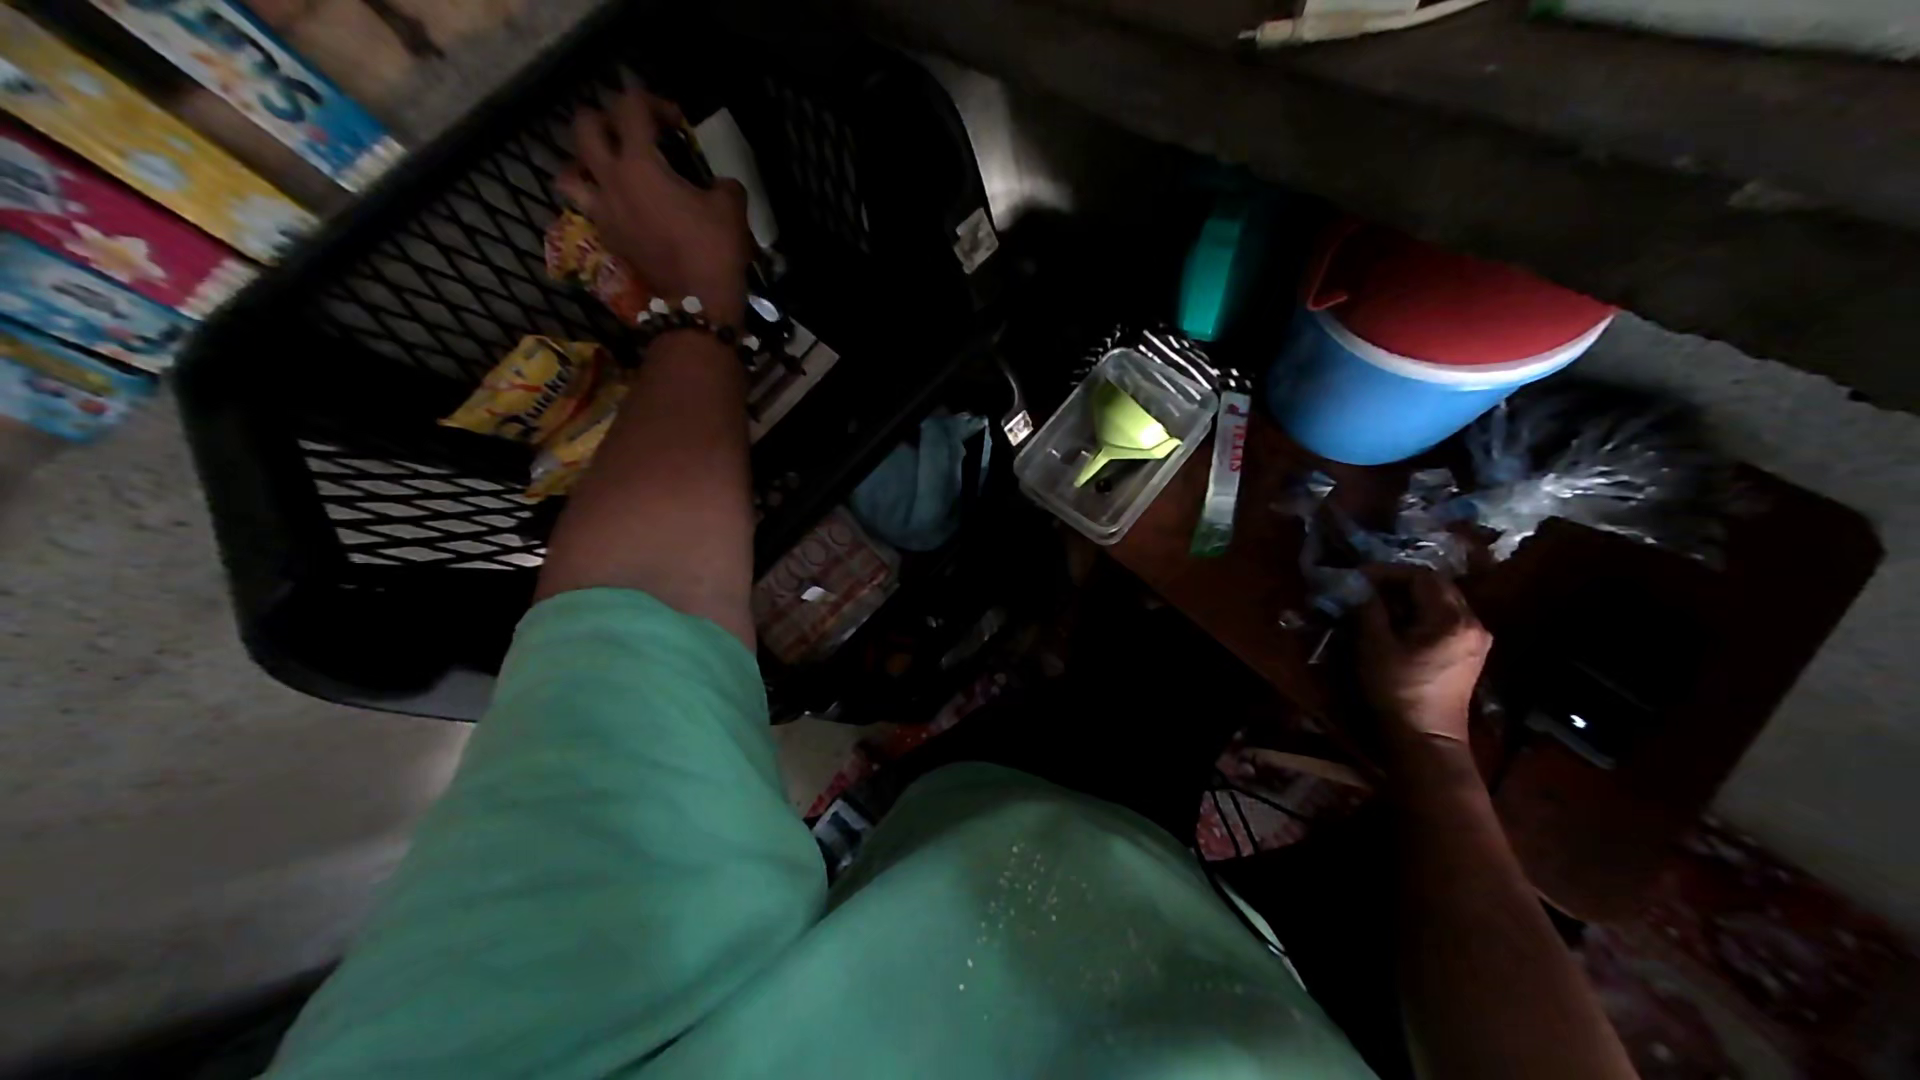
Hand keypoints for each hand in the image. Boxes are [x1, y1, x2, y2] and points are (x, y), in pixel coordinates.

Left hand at [557, 80, 752, 328]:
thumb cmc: (714, 249)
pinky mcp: (608, 238)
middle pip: (585, 128)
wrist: (698, 302)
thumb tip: (717, 186)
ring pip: (568, 172)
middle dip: (608, 120)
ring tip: (607, 169)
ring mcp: (604, 212)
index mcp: (640, 164)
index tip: (676, 123)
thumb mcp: (732, 207)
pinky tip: (619, 206)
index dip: (653, 103)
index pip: (631, 108)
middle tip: (634, 136)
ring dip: (584, 162)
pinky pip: (586, 208)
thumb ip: (721, 184)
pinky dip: (597, 200)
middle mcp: (611, 181)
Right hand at [1356, 566, 1491, 747]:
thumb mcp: (1374, 645)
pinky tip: (1400, 622)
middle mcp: (1473, 623)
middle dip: (1400, 581)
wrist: (1426, 736)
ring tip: (1380, 604)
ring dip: (1411, 597)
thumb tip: (1361, 586)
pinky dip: (1422, 612)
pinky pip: (1447, 618)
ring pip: (1443, 601)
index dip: (1387, 572)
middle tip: (1368, 587)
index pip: (1422, 576)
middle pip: (1437, 586)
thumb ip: (1370, 609)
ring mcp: (1477, 638)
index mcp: (1452, 619)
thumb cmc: (1397, 689)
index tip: (1359, 577)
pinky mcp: (1472, 651)